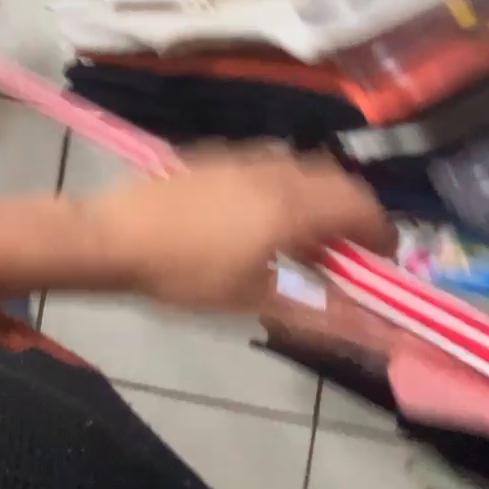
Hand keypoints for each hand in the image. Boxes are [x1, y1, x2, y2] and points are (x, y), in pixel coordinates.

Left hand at [88, 148, 393, 312]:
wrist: (108, 237)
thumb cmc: (181, 272)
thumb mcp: (253, 300)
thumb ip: (321, 312)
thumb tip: (375, 329)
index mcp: (288, 204)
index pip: (359, 203)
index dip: (380, 232)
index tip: (378, 262)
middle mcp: (264, 172)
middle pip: (329, 179)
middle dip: (346, 211)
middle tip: (338, 252)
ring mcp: (228, 159)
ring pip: (290, 166)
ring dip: (308, 195)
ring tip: (294, 236)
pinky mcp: (198, 159)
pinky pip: (254, 164)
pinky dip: (272, 185)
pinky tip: (249, 217)